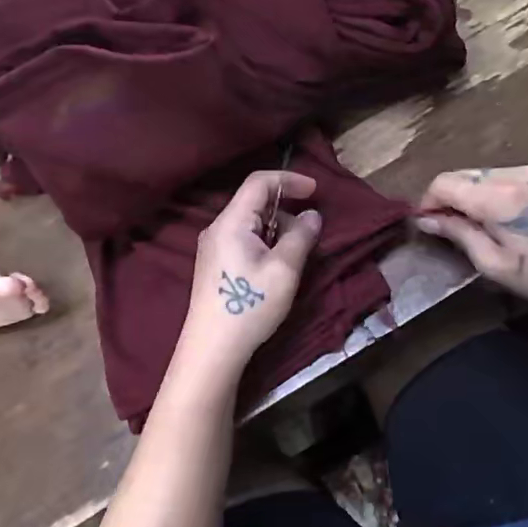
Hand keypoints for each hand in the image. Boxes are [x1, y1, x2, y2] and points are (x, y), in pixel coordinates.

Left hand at [179, 171, 323, 367]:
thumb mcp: (284, 270)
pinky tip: (275, 265)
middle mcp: (216, 228)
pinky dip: (263, 241)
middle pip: (253, 201)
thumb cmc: (250, 304)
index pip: (258, 182)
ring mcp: (212, 247)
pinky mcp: (214, 264)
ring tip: (294, 256)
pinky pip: (242, 239)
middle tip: (308, 234)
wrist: (213, 346)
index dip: (289, 180)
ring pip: (249, 222)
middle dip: (285, 209)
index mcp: (231, 222)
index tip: (316, 191)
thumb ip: (300, 236)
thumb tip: (312, 216)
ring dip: (276, 229)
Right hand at [415, 166, 527, 332]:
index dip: (427, 203)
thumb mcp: (493, 263)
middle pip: (460, 175)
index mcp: (498, 197)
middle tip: (445, 229)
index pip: (443, 184)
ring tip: (471, 227)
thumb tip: (426, 220)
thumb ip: (457, 234)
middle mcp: (514, 175)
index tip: (426, 226)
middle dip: (445, 198)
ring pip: (479, 175)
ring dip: (466, 195)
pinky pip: (500, 177)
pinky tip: (495, 219)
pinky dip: (486, 193)